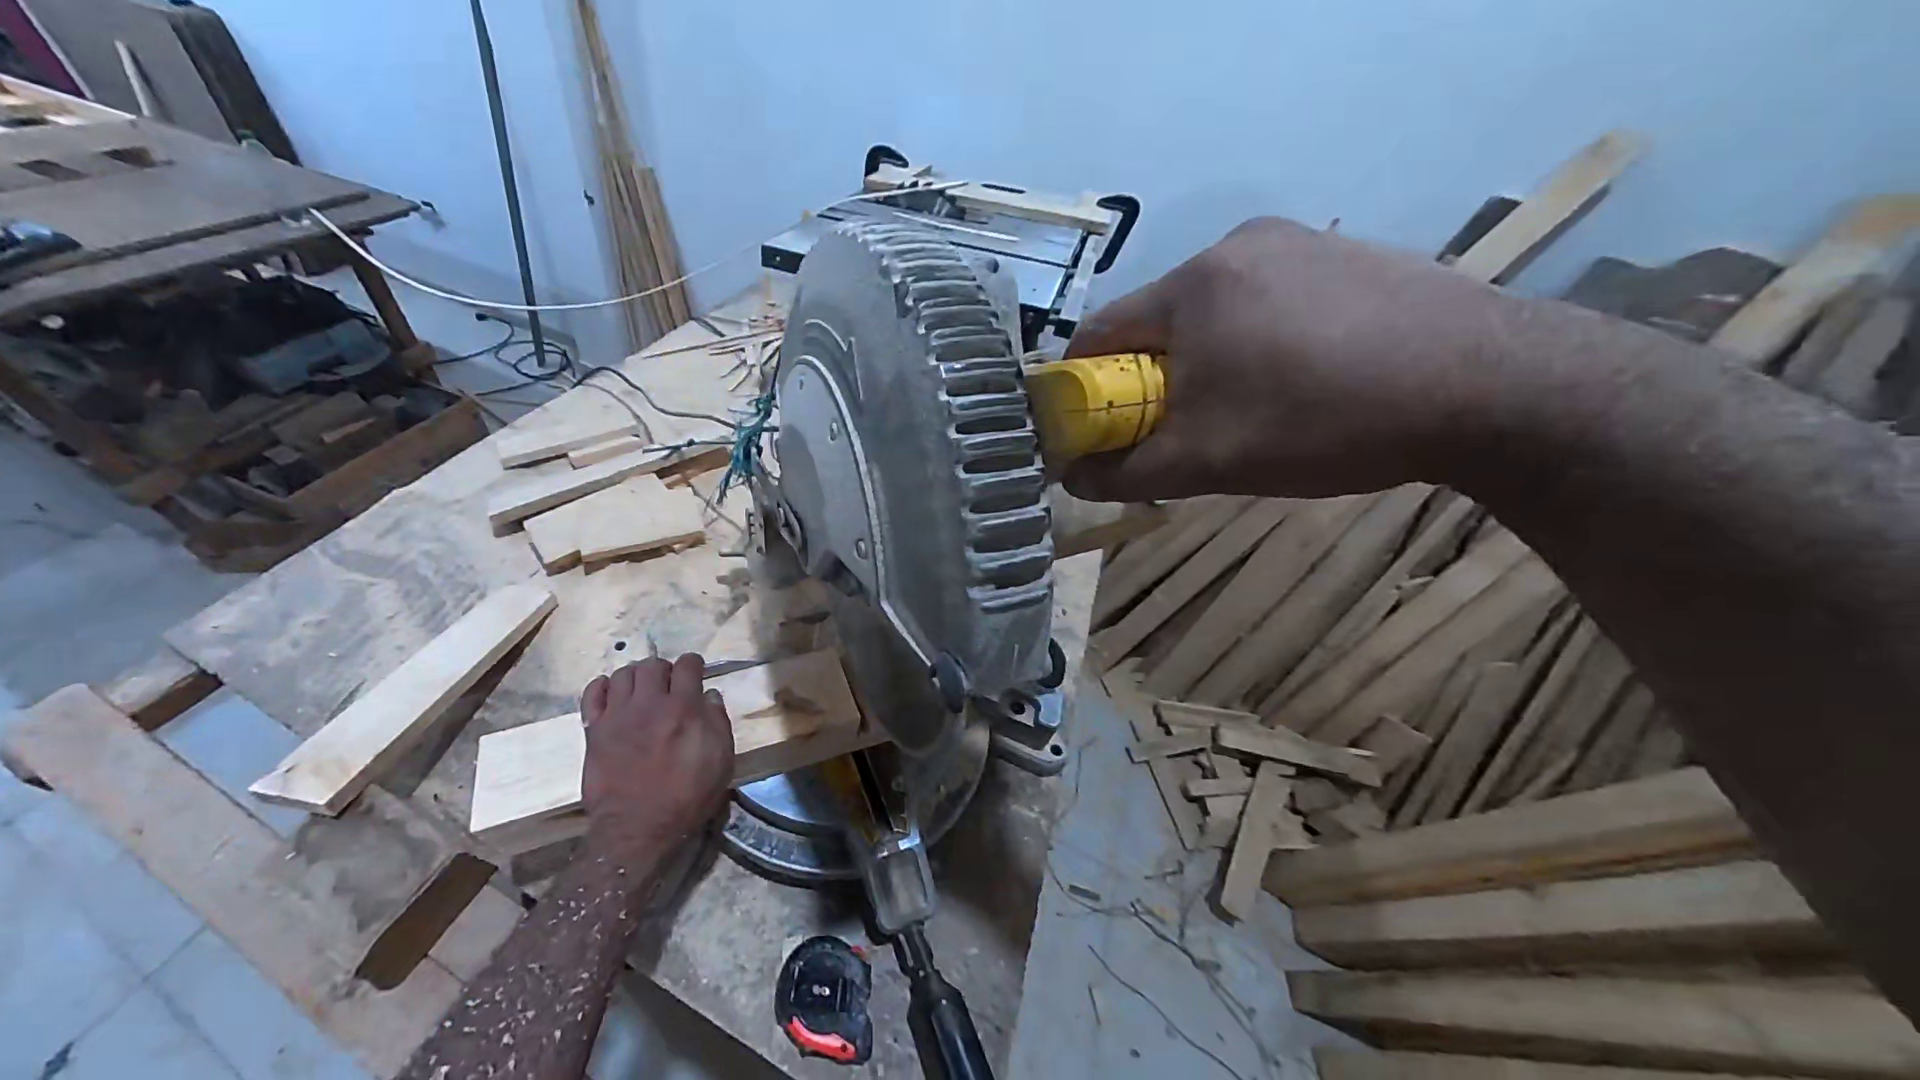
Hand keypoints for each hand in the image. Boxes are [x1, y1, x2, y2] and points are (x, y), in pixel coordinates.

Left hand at [579, 654, 733, 871]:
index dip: (694, 664)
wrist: (638, 828)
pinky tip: (611, 694)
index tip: (696, 672)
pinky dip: (602, 687)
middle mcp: (650, 704)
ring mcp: (618, 716)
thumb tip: (709, 696)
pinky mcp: (594, 731)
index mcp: (684, 708)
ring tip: (641, 691)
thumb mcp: (721, 760)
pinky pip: (591, 694)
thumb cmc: (687, 797)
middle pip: (653, 665)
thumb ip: (718, 722)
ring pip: (623, 674)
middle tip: (668, 684)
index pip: (688, 665)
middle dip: (664, 669)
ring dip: (636, 676)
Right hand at [1062, 216, 1518, 500]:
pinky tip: (1299, 382)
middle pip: (1159, 321)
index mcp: (1193, 284)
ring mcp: (1299, 244)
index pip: (1102, 332)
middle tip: (1178, 431)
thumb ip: (1126, 472)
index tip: (1096, 429)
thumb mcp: (1207, 460)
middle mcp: (1238, 245)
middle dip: (1152, 379)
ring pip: (1215, 313)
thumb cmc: (1323, 420)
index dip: (1084, 387)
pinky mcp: (1346, 257)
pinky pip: (1270, 303)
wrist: (1492, 386)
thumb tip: (1070, 478)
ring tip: (1246, 411)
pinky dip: (1257, 344)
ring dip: (1206, 363)